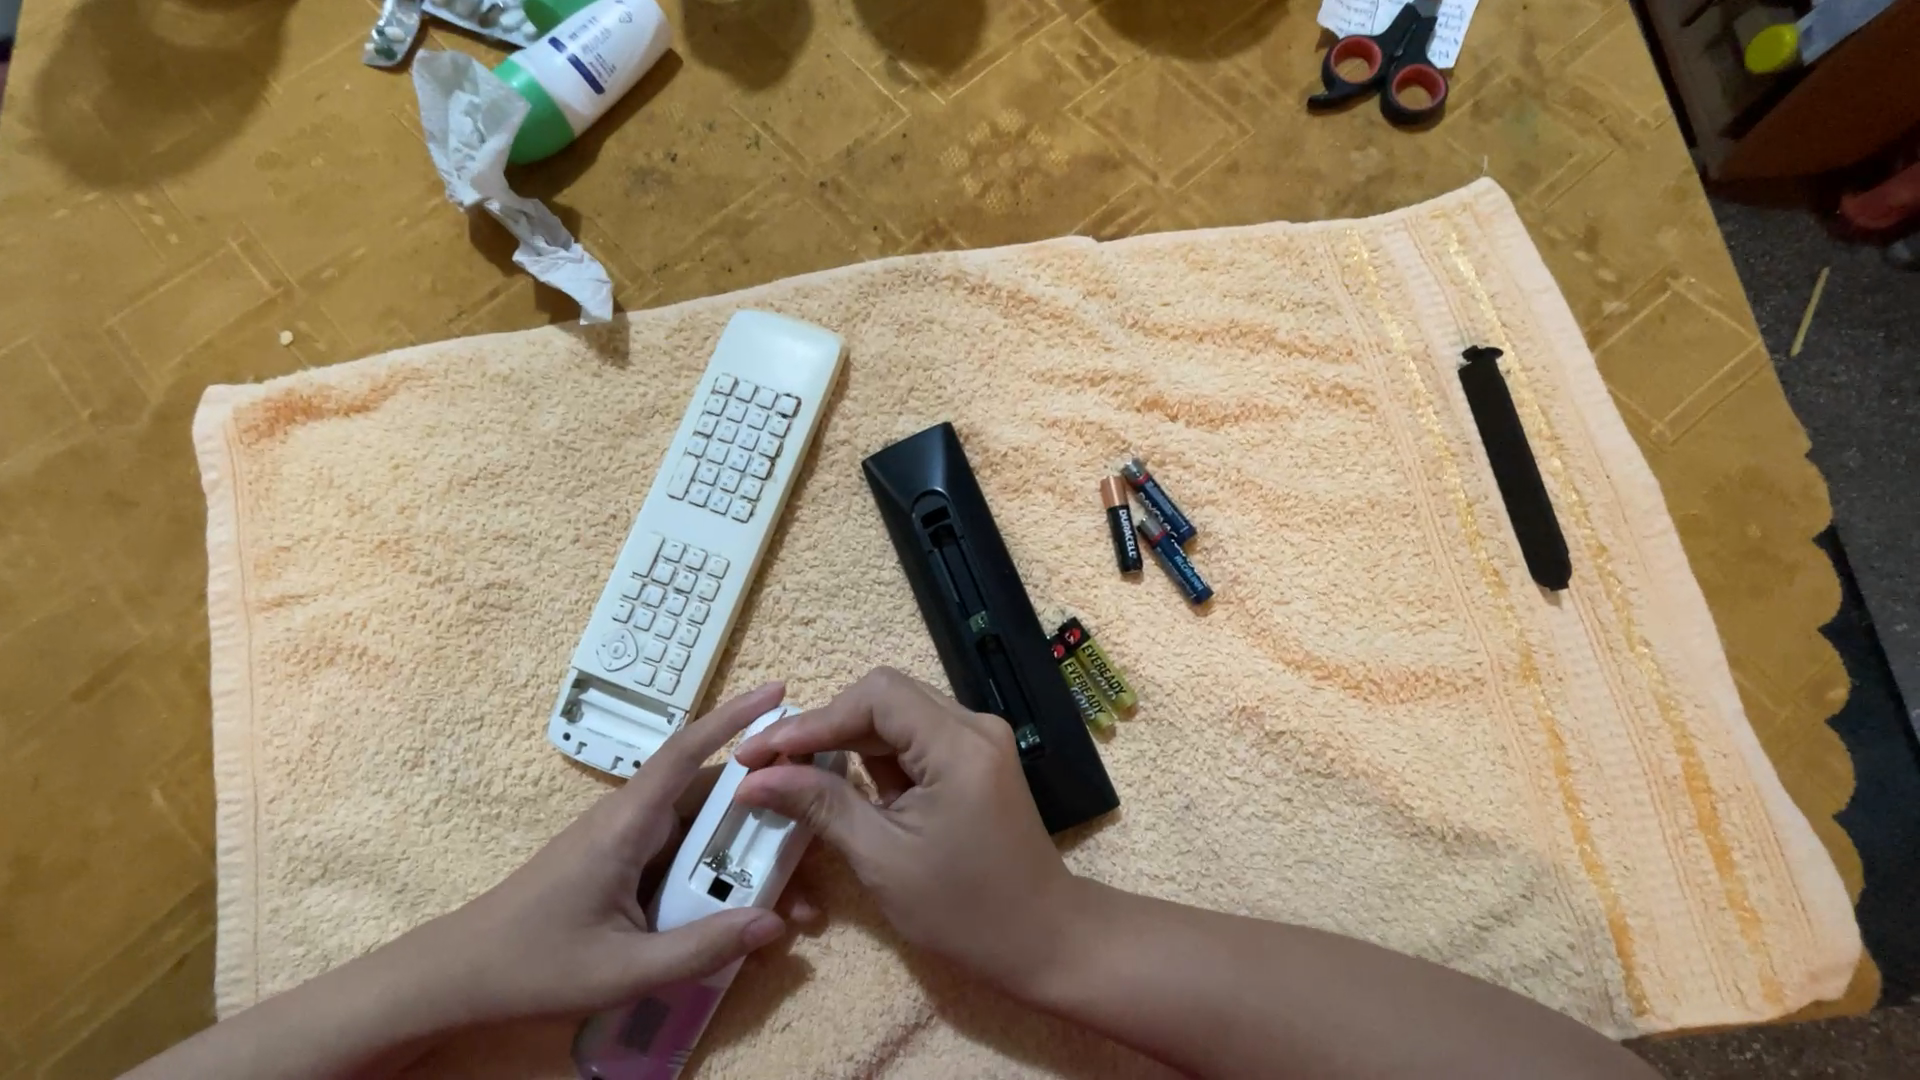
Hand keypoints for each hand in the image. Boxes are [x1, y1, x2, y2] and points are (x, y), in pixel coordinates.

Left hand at [418, 682, 793, 1024]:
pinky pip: (687, 852)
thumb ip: (699, 949)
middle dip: (765, 796)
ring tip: (796, 869)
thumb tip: (774, 923)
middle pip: (711, 790)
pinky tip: (747, 897)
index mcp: (627, 824)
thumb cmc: (531, 965)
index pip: (686, 751)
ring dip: (746, 841)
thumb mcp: (621, 970)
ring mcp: (630, 840)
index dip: (734, 716)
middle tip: (818, 806)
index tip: (778, 690)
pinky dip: (721, 867)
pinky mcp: (628, 862)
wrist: (455, 978)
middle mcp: (633, 818)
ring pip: (703, 824)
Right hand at [733, 668, 1078, 993]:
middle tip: (773, 763)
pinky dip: (875, 755)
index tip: (760, 752)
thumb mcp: (882, 859)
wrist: (1040, 938)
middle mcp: (974, 726)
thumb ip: (820, 805)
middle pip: (886, 697)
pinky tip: (841, 781)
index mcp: (959, 745)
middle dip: (826, 726)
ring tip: (795, 772)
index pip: (876, 697)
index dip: (814, 719)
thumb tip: (756, 778)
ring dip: (847, 740)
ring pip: (897, 714)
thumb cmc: (962, 911)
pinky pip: (914, 737)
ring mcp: (978, 738)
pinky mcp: (974, 756)